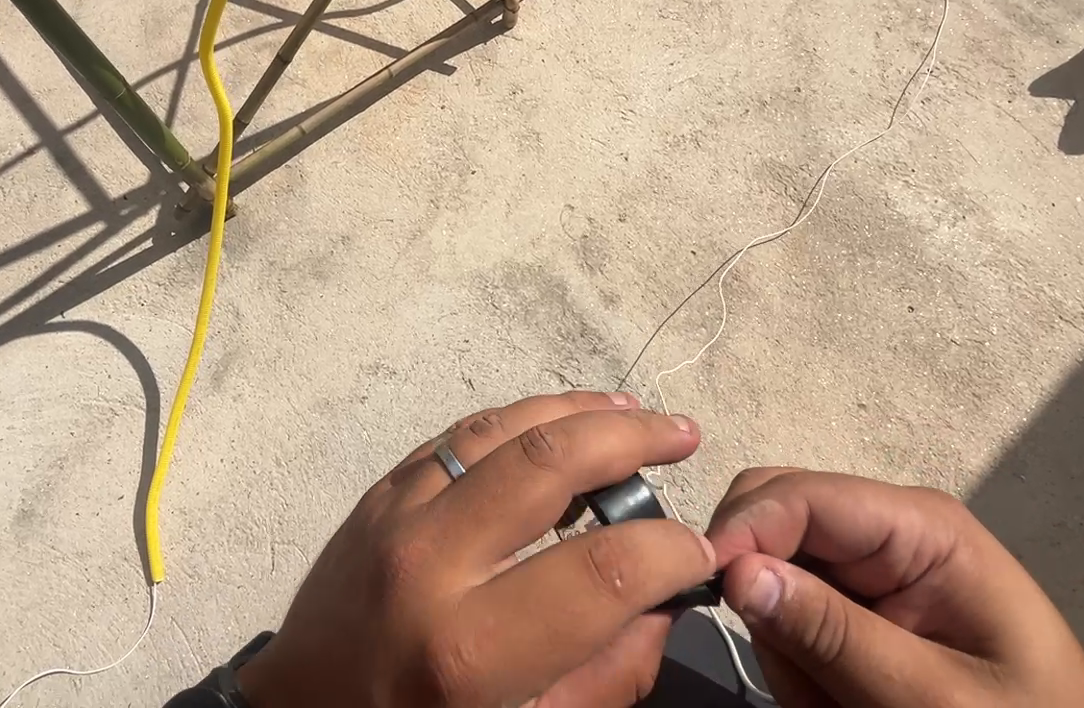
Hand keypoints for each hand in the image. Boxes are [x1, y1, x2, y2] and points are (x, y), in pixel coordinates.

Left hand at [237, 391, 715, 707]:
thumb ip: (605, 676)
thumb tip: (663, 599)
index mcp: (467, 648)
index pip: (598, 572)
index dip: (669, 554)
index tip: (701, 551)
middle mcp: (429, 560)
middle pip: (546, 463)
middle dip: (629, 439)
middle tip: (682, 434)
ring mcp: (396, 510)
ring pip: (500, 427)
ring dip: (576, 408)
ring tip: (632, 410)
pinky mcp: (381, 488)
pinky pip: (461, 433)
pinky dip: (520, 417)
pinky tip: (559, 417)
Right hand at [705, 469, 1083, 706]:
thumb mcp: (939, 703)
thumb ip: (837, 636)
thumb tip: (736, 573)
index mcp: (917, 524)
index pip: (799, 495)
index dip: (745, 530)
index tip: (710, 592)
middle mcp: (884, 525)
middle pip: (773, 513)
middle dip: (759, 584)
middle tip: (789, 670)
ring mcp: (868, 560)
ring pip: (768, 564)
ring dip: (781, 641)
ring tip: (834, 706)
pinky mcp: (857, 597)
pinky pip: (788, 608)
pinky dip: (793, 658)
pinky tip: (836, 700)